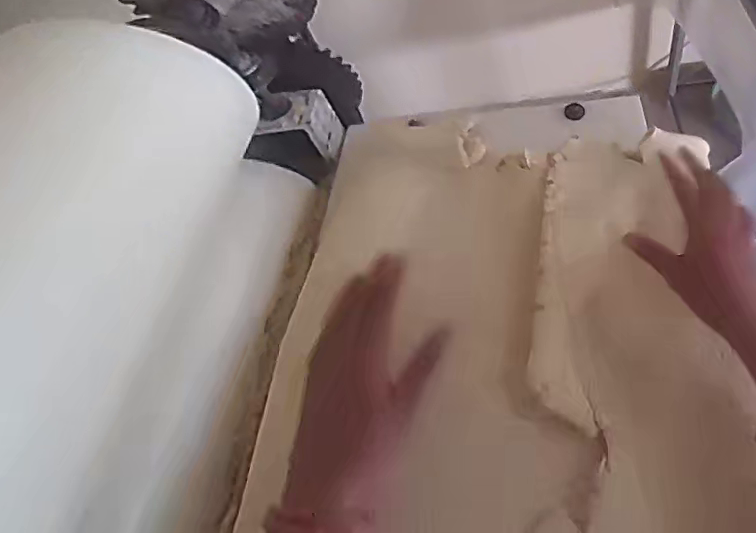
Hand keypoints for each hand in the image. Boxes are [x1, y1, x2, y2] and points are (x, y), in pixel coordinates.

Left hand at [270, 254, 448, 530]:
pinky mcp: (309, 389)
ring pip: (333, 325)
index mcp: (365, 363)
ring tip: (357, 277)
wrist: (324, 497)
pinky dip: (330, 322)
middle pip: (354, 313)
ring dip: (346, 298)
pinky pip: (320, 342)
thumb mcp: (405, 412)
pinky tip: (333, 319)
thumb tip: (445, 329)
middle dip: (369, 283)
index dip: (388, 284)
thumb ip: (422, 368)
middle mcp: (339, 361)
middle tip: (381, 258)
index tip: (397, 259)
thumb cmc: (373, 455)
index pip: (378, 312)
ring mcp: (321, 375)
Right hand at [625, 152, 755, 373]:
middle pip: (708, 182)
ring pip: (725, 190)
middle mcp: (720, 215)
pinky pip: (738, 205)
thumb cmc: (706, 293)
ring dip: (713, 177)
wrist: (745, 312)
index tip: (663, 154)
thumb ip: (651, 252)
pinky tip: (728, 203)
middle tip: (683, 152)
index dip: (672, 169)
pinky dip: (729, 196)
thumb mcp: (674, 273)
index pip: (683, 187)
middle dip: (695, 165)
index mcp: (700, 221)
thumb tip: (627, 236)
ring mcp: (738, 222)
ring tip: (703, 171)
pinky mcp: (750, 233)